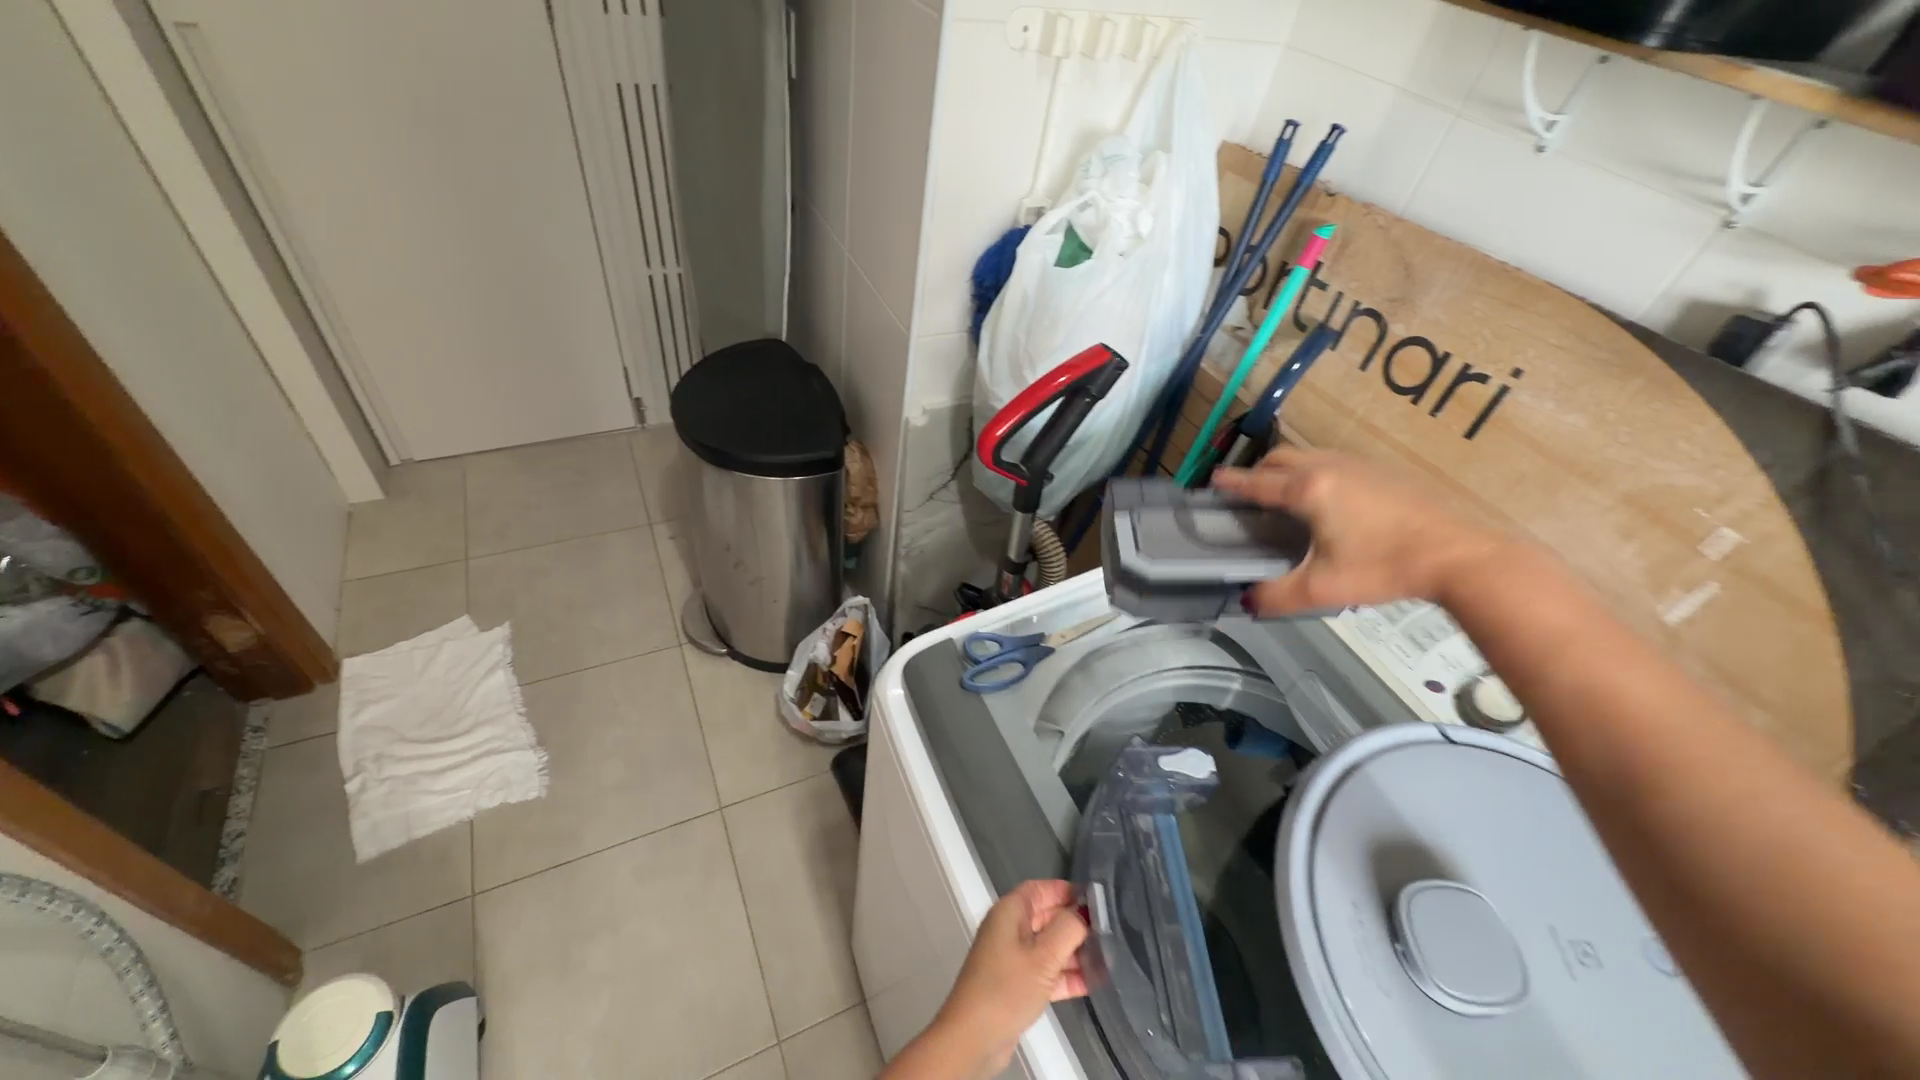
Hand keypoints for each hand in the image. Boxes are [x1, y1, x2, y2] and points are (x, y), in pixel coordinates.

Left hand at [928, 881, 1088, 1074]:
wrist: (974, 1037)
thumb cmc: (1007, 988)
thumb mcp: (1043, 956)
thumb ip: (1068, 929)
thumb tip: (1083, 914)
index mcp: (1009, 913)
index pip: (1039, 889)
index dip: (1065, 890)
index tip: (1095, 900)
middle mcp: (1009, 930)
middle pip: (1046, 917)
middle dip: (1074, 923)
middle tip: (1107, 930)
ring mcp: (1012, 959)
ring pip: (1048, 947)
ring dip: (1074, 952)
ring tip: (1107, 956)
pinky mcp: (1017, 985)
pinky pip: (1046, 972)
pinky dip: (1066, 975)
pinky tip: (1093, 982)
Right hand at [1212, 447, 1509, 615]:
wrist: (1457, 554)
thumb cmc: (1384, 568)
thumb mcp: (1323, 590)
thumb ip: (1277, 596)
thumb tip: (1248, 602)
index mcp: (1309, 489)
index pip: (1258, 482)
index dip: (1232, 483)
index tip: (1213, 480)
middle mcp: (1330, 467)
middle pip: (1281, 458)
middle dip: (1258, 471)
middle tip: (1246, 492)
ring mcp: (1360, 464)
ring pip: (1309, 455)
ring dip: (1287, 469)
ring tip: (1282, 494)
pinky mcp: (1384, 471)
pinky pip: (1334, 461)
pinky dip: (1314, 471)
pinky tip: (1326, 499)